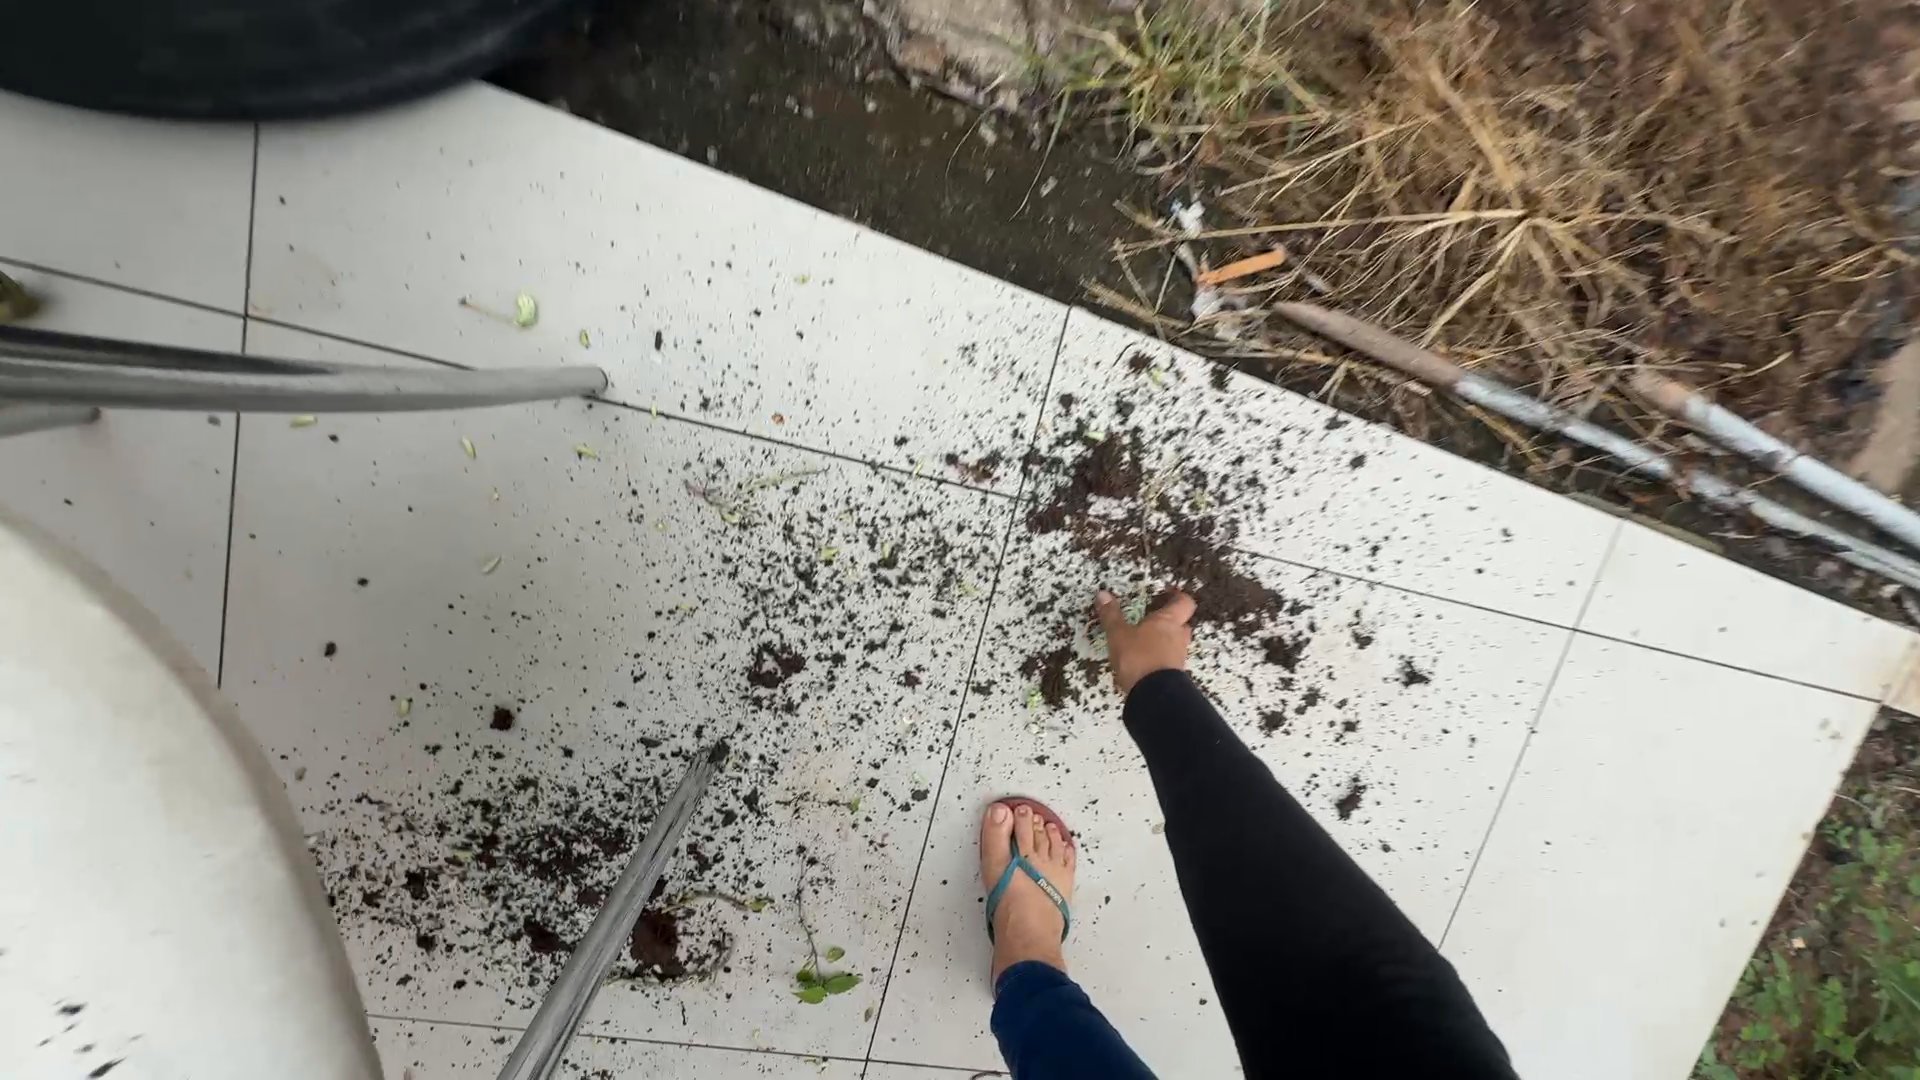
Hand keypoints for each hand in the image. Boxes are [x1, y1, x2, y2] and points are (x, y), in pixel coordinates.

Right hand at [1093, 588, 1195, 694]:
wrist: (1153, 695)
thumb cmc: (1138, 657)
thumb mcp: (1118, 634)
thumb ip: (1111, 615)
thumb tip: (1103, 593)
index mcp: (1169, 621)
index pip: (1184, 603)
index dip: (1178, 596)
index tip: (1166, 592)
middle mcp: (1178, 637)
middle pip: (1182, 623)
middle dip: (1170, 619)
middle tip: (1153, 618)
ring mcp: (1178, 656)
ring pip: (1176, 642)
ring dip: (1165, 639)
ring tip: (1145, 640)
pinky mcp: (1174, 674)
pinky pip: (1169, 658)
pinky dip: (1160, 656)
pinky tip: (1144, 659)